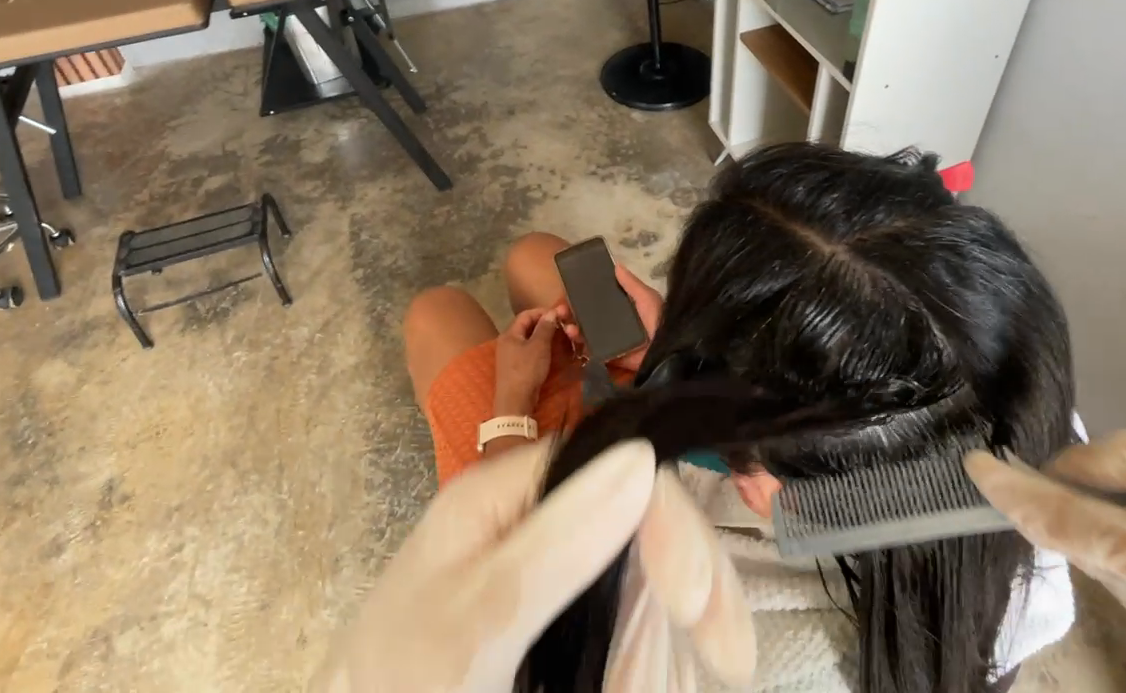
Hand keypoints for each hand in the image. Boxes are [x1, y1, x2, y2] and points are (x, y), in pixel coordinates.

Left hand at [315, 440, 753, 692]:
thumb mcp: (471, 618)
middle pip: (651, 524)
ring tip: (646, 689)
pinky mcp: (570, 615)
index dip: (670, 523)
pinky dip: (658, 660)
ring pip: (656, 581)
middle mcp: (545, 516)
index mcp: (513, 491)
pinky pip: (640, 625)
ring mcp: (560, 567)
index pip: (617, 468)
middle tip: (725, 661)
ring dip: (674, 641)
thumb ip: (554, 541)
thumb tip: (645, 456)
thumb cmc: (401, 680)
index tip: (694, 604)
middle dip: (693, 592)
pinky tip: (644, 685)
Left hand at [494, 308, 560, 415]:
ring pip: (534, 340)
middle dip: (551, 325)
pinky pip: (533, 352)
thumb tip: (552, 312)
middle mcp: (509, 342)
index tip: (561, 315)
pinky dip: (545, 348)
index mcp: (510, 334)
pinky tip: (556, 351)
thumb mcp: (539, 346)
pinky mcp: (519, 367)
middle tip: (568, 329)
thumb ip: (545, 327)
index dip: (544, 312)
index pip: (527, 314)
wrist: (516, 401)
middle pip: (531, 327)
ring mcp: (513, 356)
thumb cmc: (526, 370)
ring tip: (567, 339)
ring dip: (551, 337)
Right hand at [556, 265, 663, 381]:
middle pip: (585, 315)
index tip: (566, 289)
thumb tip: (616, 265)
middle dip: (569, 311)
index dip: (580, 295)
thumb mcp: (647, 298)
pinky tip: (572, 333)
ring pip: (583, 331)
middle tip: (558, 308)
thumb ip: (631, 284)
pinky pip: (589, 348)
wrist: (665, 352)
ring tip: (563, 320)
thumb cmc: (658, 321)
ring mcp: (607, 340)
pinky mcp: (607, 355)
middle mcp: (612, 322)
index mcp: (621, 308)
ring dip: (571, 324)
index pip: (596, 300)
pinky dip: (578, 341)